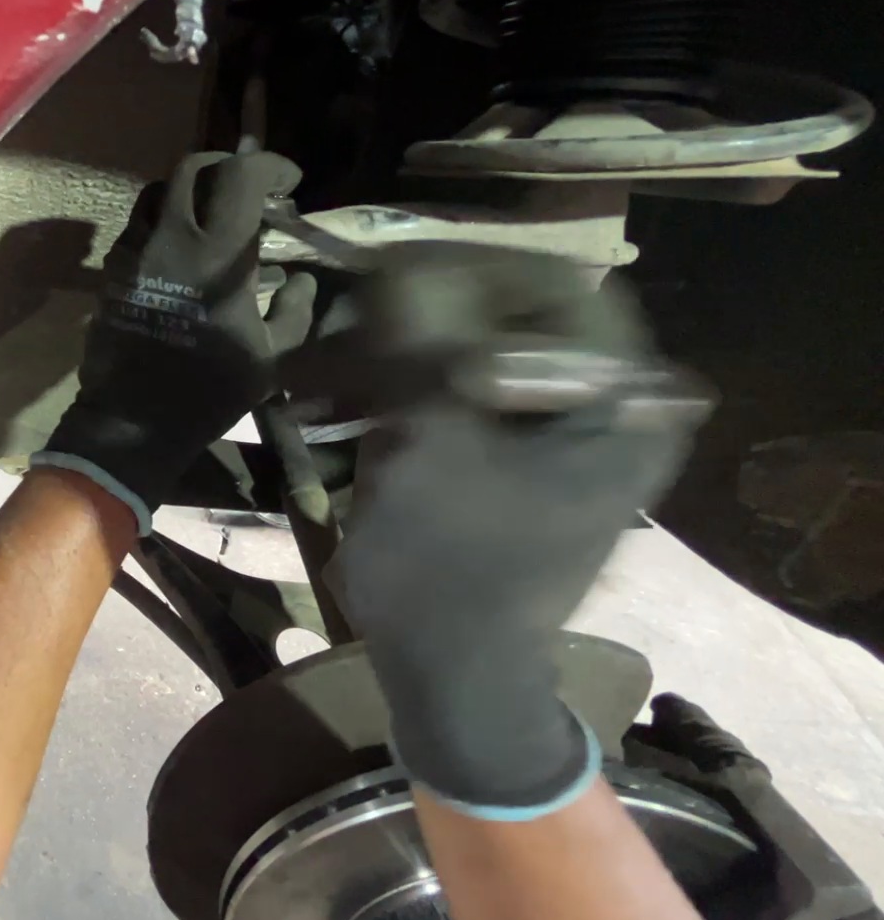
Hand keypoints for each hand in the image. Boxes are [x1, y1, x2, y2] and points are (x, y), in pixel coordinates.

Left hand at [33, 149, 316, 532]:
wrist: (133, 419)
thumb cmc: (208, 390)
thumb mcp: (271, 356)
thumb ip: (295, 309)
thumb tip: (299, 280)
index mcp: (216, 253)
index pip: (240, 173)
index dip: (269, 165)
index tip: (287, 183)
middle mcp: (168, 239)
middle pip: (191, 167)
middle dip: (225, 167)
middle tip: (247, 191)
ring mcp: (132, 252)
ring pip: (156, 192)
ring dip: (188, 193)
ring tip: (211, 218)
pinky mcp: (110, 271)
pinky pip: (137, 227)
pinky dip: (162, 223)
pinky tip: (180, 252)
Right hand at [337, 246, 708, 817]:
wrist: (446, 665)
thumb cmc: (448, 560)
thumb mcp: (429, 439)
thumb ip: (420, 340)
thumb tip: (395, 255)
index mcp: (614, 398)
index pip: (553, 285)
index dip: (467, 266)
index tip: (382, 270)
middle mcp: (592, 402)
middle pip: (495, 320)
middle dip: (400, 323)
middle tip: (331, 328)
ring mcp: (541, 430)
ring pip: (454, 359)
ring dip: (375, 362)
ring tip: (305, 378)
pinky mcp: (494, 454)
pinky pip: (437, 398)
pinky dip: (380, 396)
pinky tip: (318, 406)